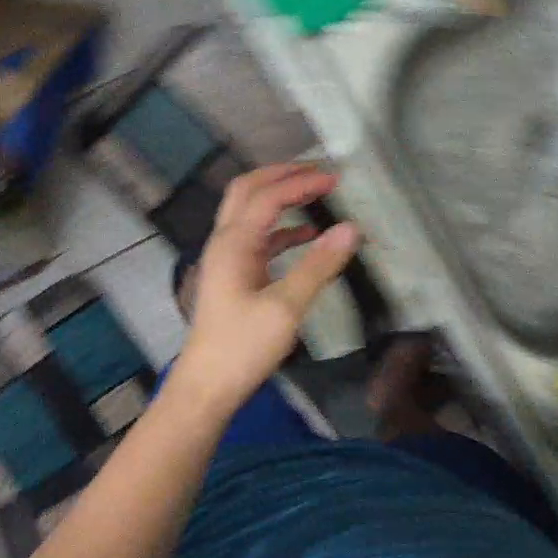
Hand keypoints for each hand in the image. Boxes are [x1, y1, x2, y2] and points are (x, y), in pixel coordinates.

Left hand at [164, 164, 360, 416]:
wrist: (207, 386)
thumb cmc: (243, 347)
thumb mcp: (286, 307)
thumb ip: (318, 266)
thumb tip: (350, 229)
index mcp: (233, 243)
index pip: (268, 196)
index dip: (300, 182)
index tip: (335, 179)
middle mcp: (225, 242)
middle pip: (248, 191)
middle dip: (281, 176)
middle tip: (318, 172)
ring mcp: (226, 259)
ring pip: (250, 213)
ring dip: (280, 198)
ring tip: (317, 194)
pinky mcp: (233, 276)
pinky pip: (257, 239)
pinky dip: (281, 229)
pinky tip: (307, 236)